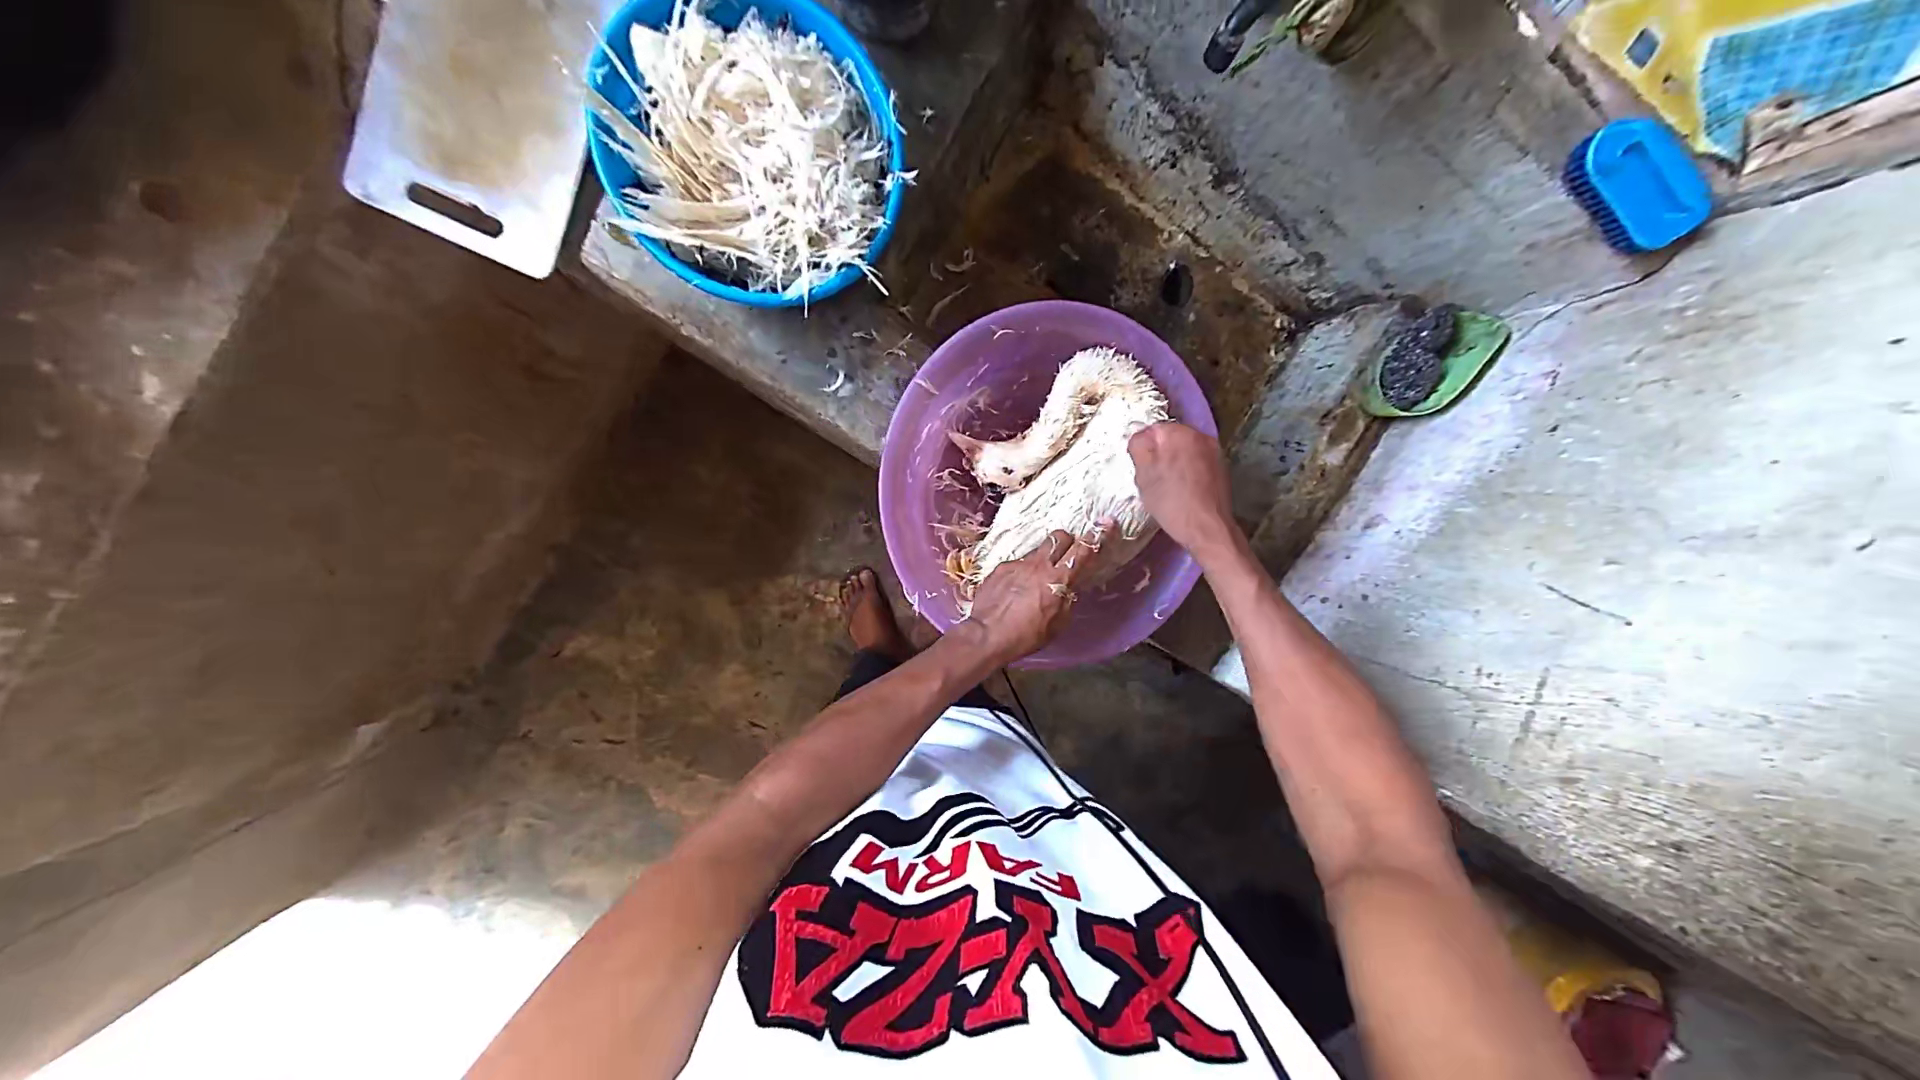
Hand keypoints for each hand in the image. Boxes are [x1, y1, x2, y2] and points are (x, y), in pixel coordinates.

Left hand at [963, 524, 1108, 663]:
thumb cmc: (1027, 635)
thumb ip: (1066, 600)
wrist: (987, 635)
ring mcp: (1017, 564)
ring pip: (1036, 552)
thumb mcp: (1058, 623)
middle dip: (1067, 541)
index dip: (1097, 535)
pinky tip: (1015, 590)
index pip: (1083, 550)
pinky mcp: (999, 568)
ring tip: (1034, 581)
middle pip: (1058, 537)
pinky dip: (1021, 573)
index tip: (1106, 522)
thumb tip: (1068, 589)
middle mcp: (1038, 565)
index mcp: (1058, 579)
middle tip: (1067, 554)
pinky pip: (1017, 565)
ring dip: (1042, 560)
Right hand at [1128, 422, 1240, 560]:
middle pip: (1170, 439)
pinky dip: (1188, 471)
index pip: (1152, 430)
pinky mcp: (1222, 468)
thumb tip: (1141, 437)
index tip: (1140, 467)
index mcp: (1178, 433)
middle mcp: (1200, 436)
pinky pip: (1197, 462)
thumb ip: (1139, 447)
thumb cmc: (1171, 502)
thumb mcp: (1143, 475)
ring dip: (1174, 462)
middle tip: (1152, 478)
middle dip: (1160, 454)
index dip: (1143, 449)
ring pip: (1184, 451)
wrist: (1207, 528)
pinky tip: (1183, 490)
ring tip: (1168, 486)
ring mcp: (1214, 451)